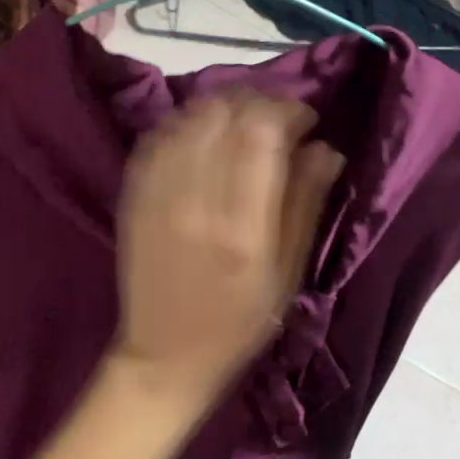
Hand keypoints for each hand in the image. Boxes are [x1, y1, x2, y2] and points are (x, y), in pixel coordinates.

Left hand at [111, 91, 344, 410]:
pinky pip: (156, 138)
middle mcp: (196, 204)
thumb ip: (305, 208)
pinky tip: (201, 139)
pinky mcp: (133, 199)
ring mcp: (157, 199)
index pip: (262, 131)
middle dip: (256, 102)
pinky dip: (183, 125)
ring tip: (239, 128)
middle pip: (224, 112)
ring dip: (220, 109)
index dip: (289, 109)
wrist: (165, 356)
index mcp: (242, 229)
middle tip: (274, 122)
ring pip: (188, 117)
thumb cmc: (237, 326)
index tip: (305, 121)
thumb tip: (326, 149)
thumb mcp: (286, 278)